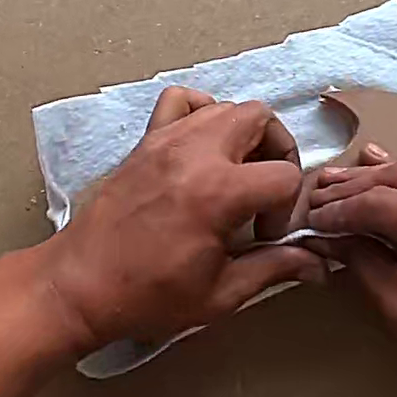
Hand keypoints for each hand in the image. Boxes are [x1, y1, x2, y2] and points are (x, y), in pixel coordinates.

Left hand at [41, 87, 324, 352]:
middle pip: (262, 118)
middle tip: (264, 193)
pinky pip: (180, 100)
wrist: (78, 286)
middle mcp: (194, 153)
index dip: (288, 208)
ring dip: (244, 134)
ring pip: (226, 106)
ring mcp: (166, 141)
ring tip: (237, 174)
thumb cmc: (146, 296)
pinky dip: (201, 112)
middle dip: (277, 153)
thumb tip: (317, 264)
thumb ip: (273, 269)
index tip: (266, 235)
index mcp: (218, 192)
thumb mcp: (220, 294)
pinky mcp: (145, 142)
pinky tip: (203, 146)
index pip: (284, 175)